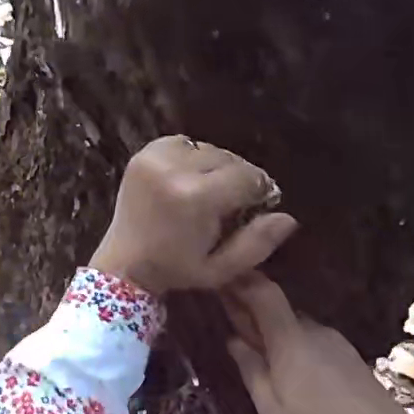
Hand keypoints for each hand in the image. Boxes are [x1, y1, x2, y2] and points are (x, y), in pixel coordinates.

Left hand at [88, 136, 298, 294]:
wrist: (124, 262)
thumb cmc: (177, 269)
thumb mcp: (221, 269)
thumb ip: (257, 244)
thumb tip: (289, 218)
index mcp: (195, 199)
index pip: (248, 177)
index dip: (258, 192)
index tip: (253, 207)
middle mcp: (175, 169)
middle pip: (230, 159)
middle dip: (237, 178)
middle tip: (230, 203)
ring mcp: (156, 157)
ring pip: (209, 149)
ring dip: (216, 167)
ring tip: (208, 192)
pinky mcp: (145, 152)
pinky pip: (186, 144)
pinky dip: (193, 158)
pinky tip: (188, 181)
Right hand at [222, 273, 413, 413]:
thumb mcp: (273, 413)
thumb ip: (251, 371)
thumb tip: (233, 341)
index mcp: (291, 340)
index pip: (264, 292)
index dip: (241, 282)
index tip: (219, 282)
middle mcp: (314, 331)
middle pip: (278, 309)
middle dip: (252, 313)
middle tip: (230, 328)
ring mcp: (335, 342)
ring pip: (295, 326)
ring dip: (274, 333)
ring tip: (257, 358)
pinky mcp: (349, 355)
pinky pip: (312, 340)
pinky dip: (294, 346)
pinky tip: (290, 374)